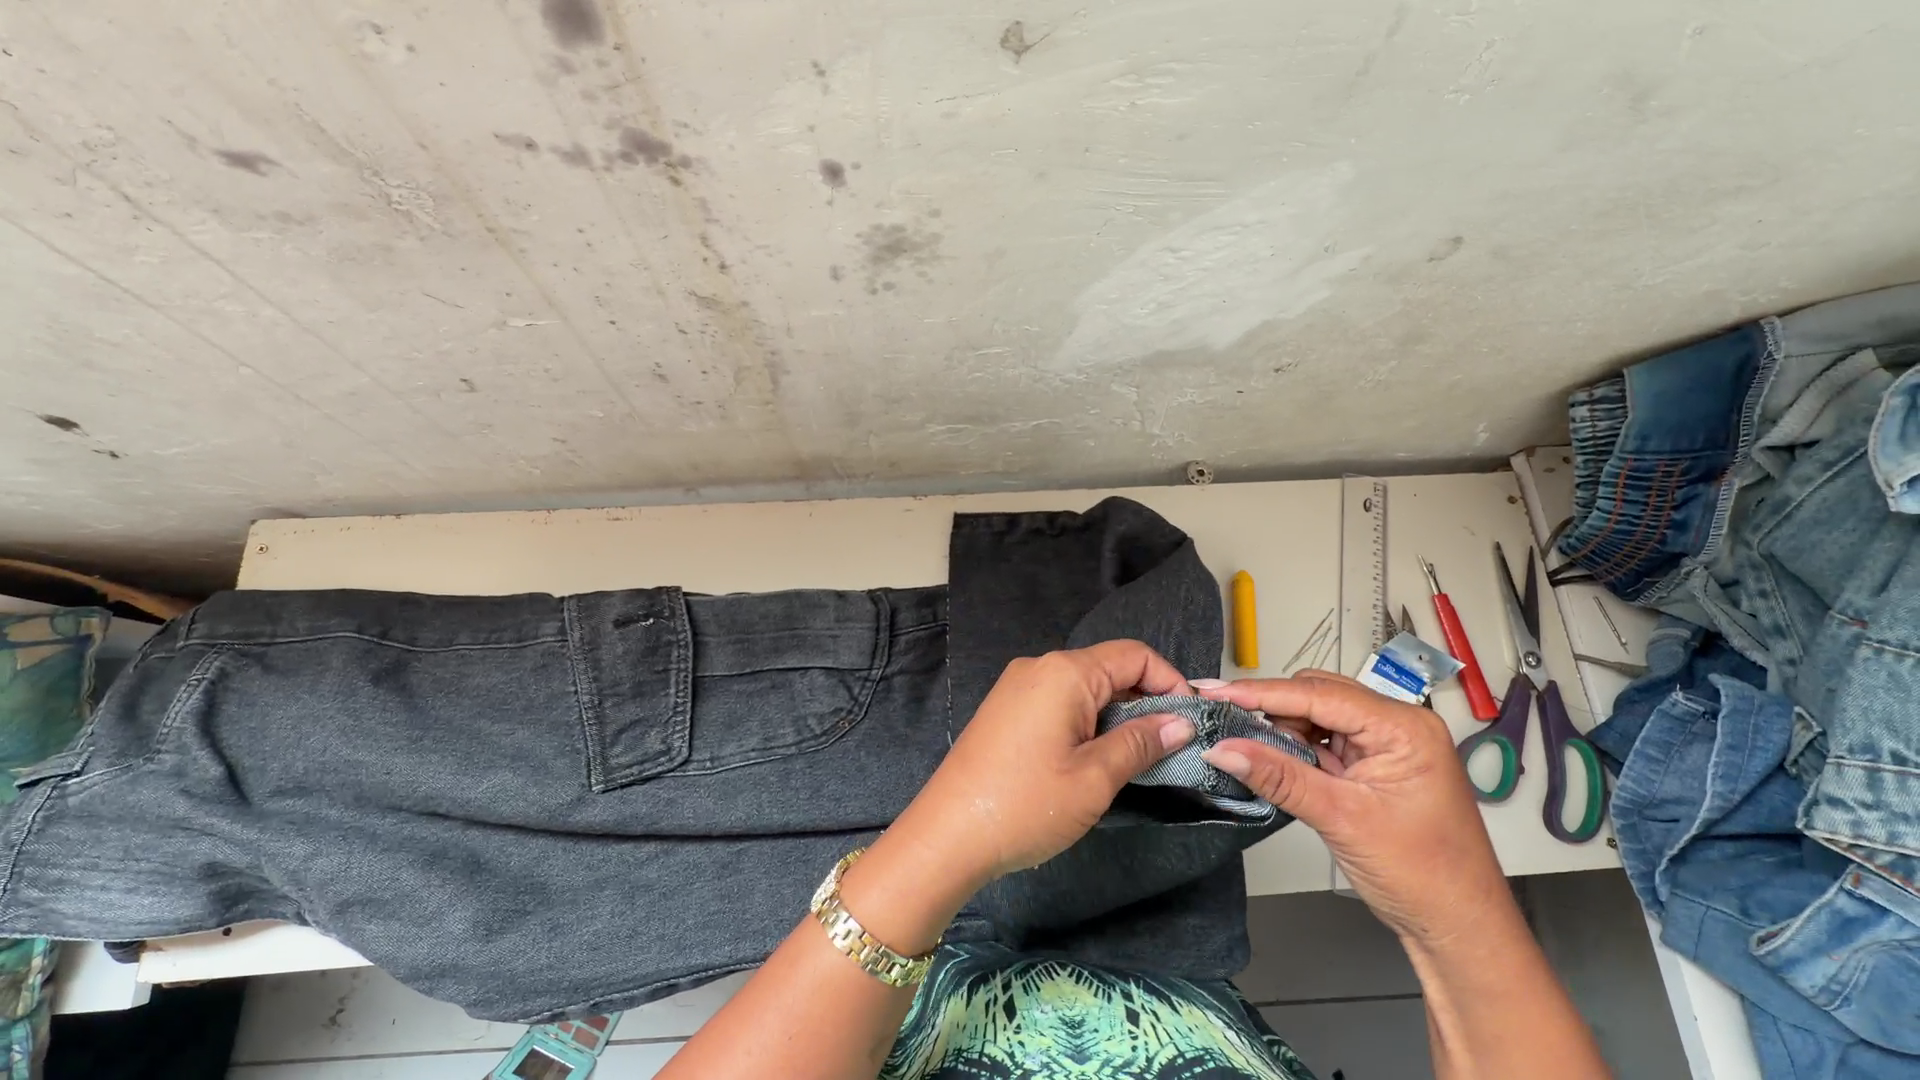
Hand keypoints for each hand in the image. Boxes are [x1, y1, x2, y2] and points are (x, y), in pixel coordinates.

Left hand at [892, 641, 1195, 889]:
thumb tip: (1181, 722)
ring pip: (1084, 688)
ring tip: (1137, 756)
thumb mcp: (1095, 778)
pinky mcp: (1005, 711)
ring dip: (1116, 714)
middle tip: (1171, 744)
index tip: (1192, 719)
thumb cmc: (1026, 805)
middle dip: (1145, 700)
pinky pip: (1058, 702)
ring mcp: (1017, 688)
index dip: (1170, 681)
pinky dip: (1086, 721)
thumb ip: (1141, 743)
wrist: (947, 835)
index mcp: (1064, 673)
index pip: (1134, 655)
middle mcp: (1039, 668)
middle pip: (1109, 668)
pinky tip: (1095, 757)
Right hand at [1198, 672, 1509, 945]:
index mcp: (1405, 728)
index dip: (1262, 692)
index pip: (1320, 694)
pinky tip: (1271, 759)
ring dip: (1281, 729)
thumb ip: (1279, 777)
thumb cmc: (1425, 876)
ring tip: (1245, 745)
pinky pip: (1324, 741)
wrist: (1458, 926)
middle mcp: (1399, 726)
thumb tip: (1226, 748)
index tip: (1217, 692)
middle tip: (1224, 720)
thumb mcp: (1340, 819)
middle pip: (1317, 694)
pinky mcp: (1373, 765)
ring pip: (1317, 716)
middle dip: (1270, 708)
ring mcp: (1386, 745)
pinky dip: (1295, 748)